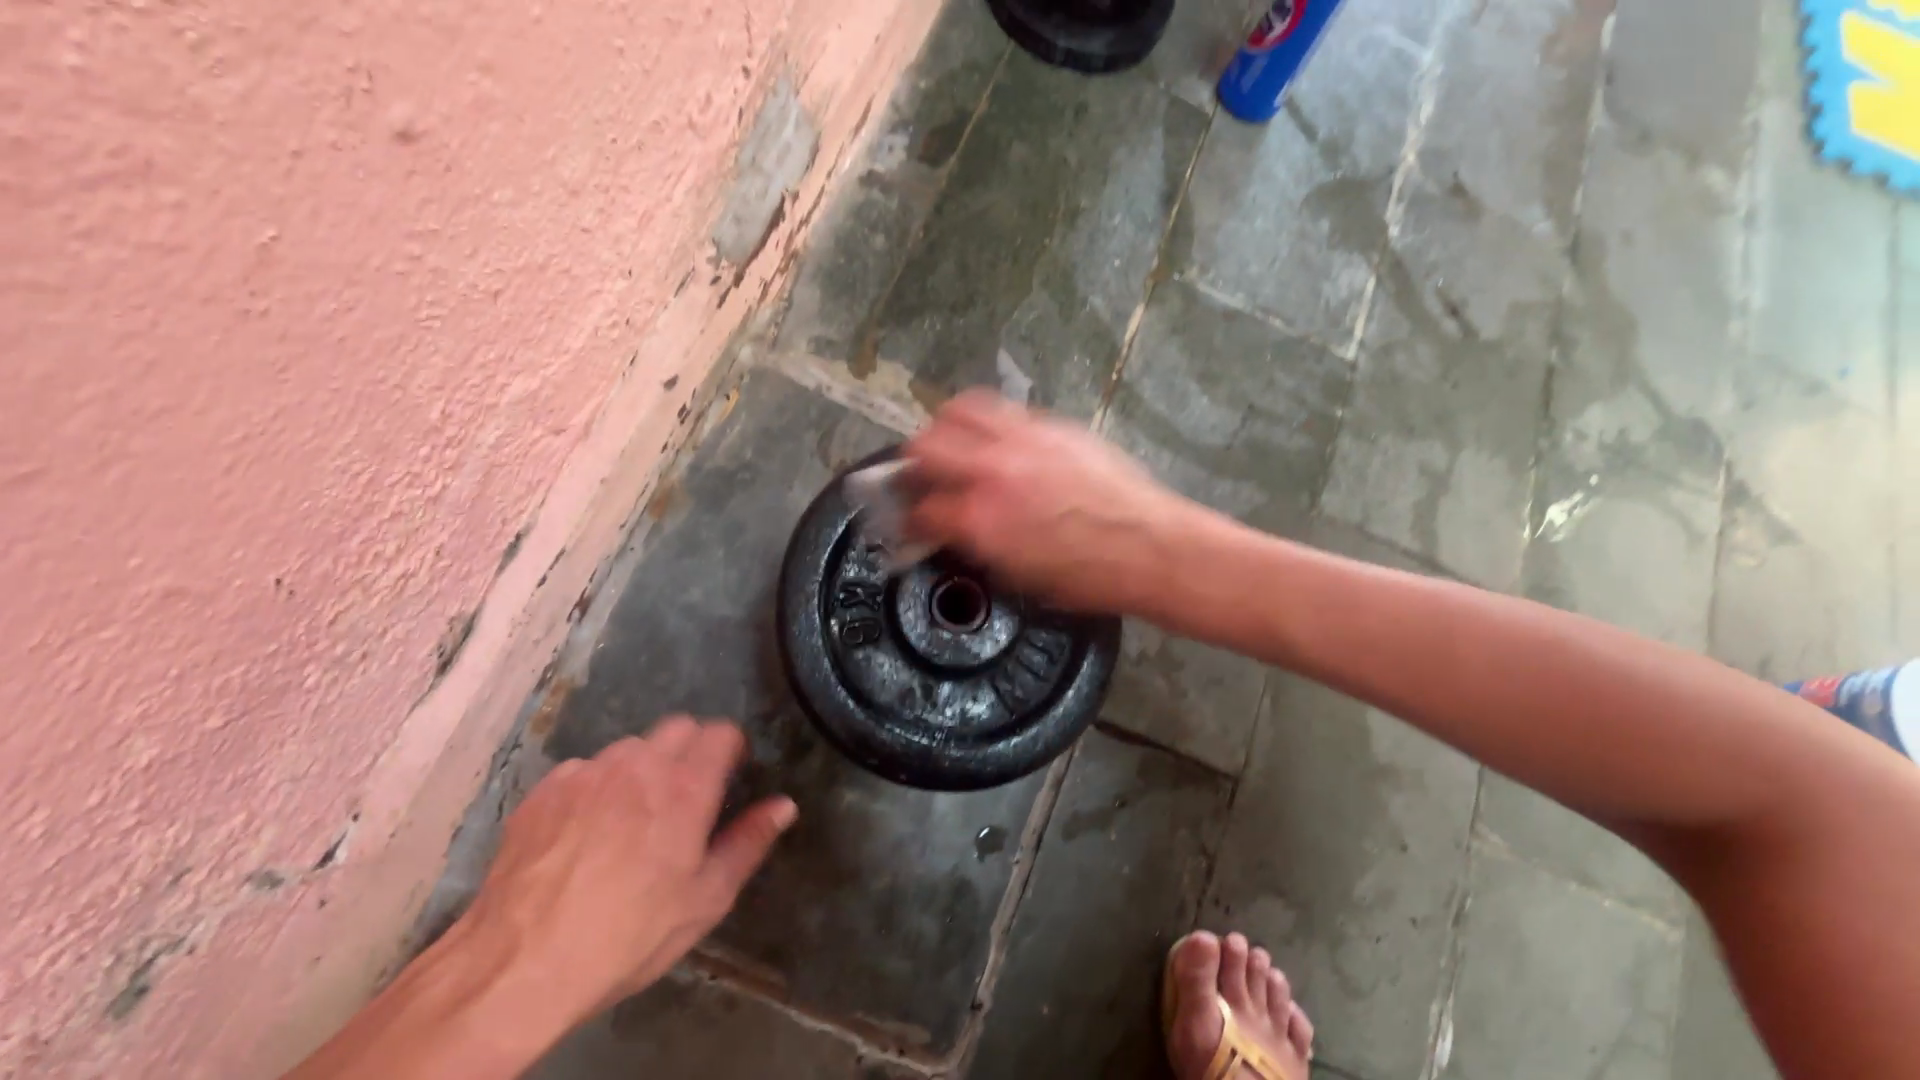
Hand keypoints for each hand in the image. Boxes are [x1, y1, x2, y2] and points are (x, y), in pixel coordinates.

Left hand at [459, 718, 795, 1013]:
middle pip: (677, 728)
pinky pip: (583, 771)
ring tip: (632, 818)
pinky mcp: (544, 790)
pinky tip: (584, 834)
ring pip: (628, 748)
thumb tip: (784, 806)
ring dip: (642, 769)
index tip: (732, 772)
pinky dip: (596, 788)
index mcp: (685, 788)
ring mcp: (586, 773)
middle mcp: (637, 766)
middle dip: (690, 749)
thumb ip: (748, 843)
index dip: (731, 747)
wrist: (519, 964)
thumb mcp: (704, 901)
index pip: (720, 733)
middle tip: (687, 796)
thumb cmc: (627, 937)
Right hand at [903, 391, 1195, 613]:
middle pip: (923, 446)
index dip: (908, 518)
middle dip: (914, 463)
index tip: (912, 522)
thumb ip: (976, 545)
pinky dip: (987, 421)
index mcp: (978, 519)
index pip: (919, 508)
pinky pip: (1002, 408)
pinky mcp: (1050, 423)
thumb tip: (956, 531)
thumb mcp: (1017, 576)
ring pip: (958, 410)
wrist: (1150, 546)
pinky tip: (998, 441)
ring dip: (945, 428)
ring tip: (953, 444)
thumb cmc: (1088, 576)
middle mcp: (991, 470)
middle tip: (922, 477)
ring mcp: (1020, 439)